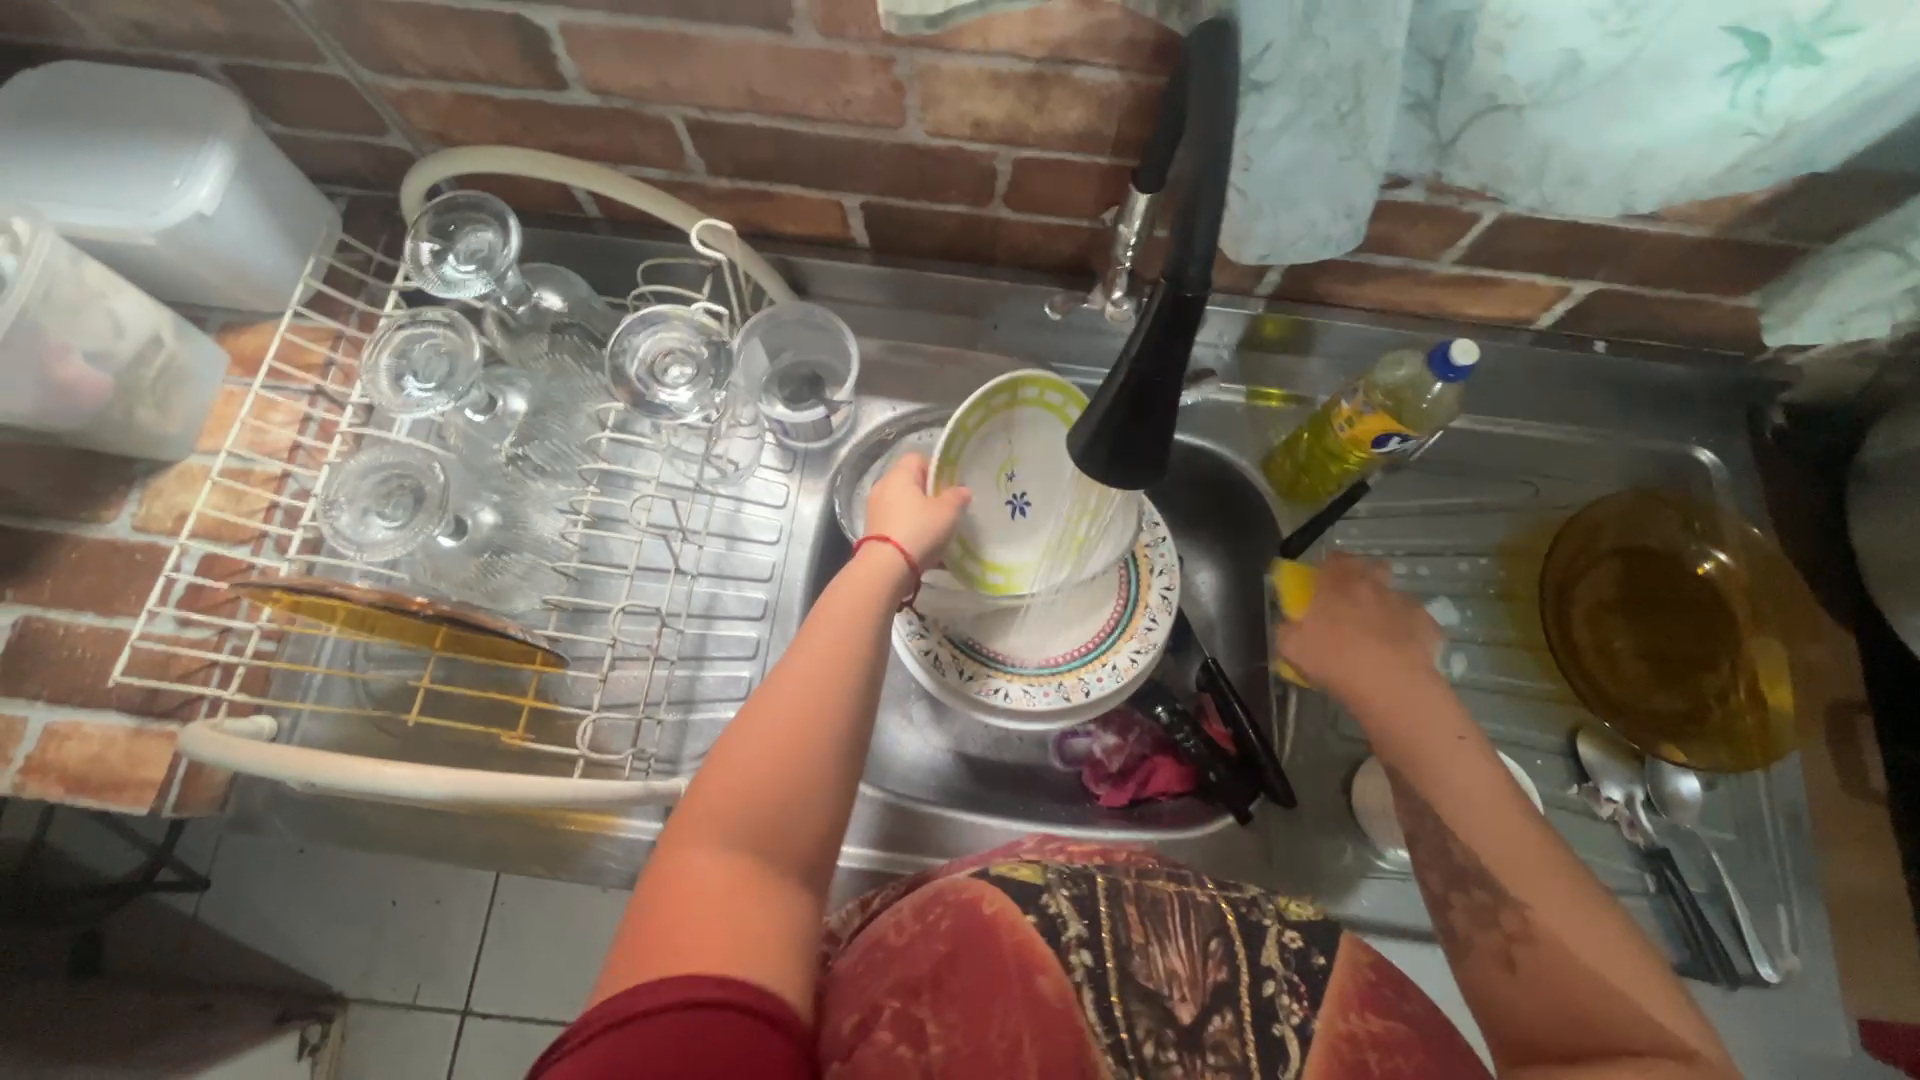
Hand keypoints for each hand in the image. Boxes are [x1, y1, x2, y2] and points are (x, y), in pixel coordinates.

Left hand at [864, 452, 969, 565]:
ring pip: (903, 505)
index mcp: (899, 475)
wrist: (886, 567)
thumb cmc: (919, 530)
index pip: (917, 458)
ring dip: (919, 515)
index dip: (935, 469)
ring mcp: (874, 509)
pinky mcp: (872, 530)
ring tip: (936, 531)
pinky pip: (896, 524)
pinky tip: (923, 546)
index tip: (948, 487)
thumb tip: (962, 490)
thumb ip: (957, 497)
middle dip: (928, 495)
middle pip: (909, 483)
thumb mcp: (947, 512)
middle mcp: (882, 487)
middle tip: (946, 510)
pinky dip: (909, 531)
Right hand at [1273, 554, 1441, 704]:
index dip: (1328, 566)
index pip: (1334, 559)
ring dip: (1385, 607)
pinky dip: (1407, 631)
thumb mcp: (1290, 648)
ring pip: (1395, 596)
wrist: (1390, 686)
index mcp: (1338, 584)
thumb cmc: (1334, 660)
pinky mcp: (1430, 626)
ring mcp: (1405, 604)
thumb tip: (1290, 626)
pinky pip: (1415, 622)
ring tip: (1377, 633)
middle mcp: (1374, 586)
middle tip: (1352, 601)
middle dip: (1364, 577)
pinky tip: (1399, 651)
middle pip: (1373, 567)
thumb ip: (1287, 630)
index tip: (1322, 582)